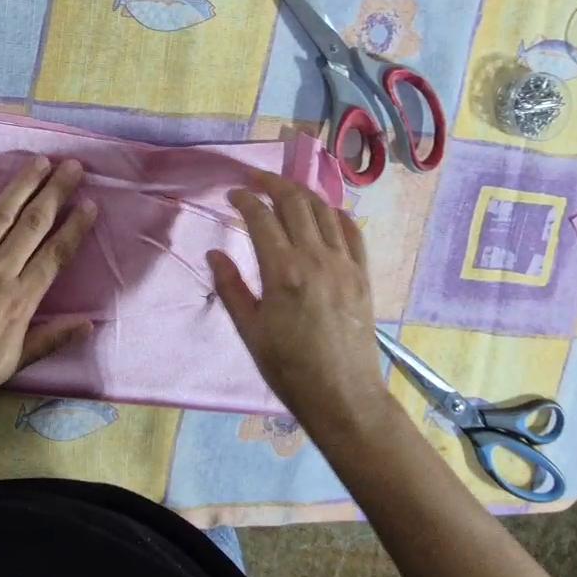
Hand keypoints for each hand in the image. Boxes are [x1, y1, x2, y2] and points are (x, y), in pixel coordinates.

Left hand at [0, 156, 97, 453]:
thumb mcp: (11, 366)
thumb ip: (49, 340)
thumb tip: (89, 323)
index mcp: (18, 302)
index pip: (55, 255)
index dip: (75, 227)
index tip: (90, 203)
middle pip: (33, 225)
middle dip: (56, 193)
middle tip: (73, 166)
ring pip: (0, 214)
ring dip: (22, 184)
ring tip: (40, 161)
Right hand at [209, 171, 393, 436]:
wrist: (343, 397)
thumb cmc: (289, 369)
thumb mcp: (249, 331)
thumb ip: (230, 287)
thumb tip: (214, 253)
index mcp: (282, 271)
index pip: (261, 217)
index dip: (244, 199)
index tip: (232, 194)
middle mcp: (316, 258)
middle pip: (295, 202)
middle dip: (272, 183)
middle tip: (255, 179)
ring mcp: (344, 264)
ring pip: (324, 210)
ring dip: (302, 193)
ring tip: (285, 190)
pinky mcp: (362, 275)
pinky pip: (352, 231)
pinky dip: (335, 214)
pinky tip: (324, 212)